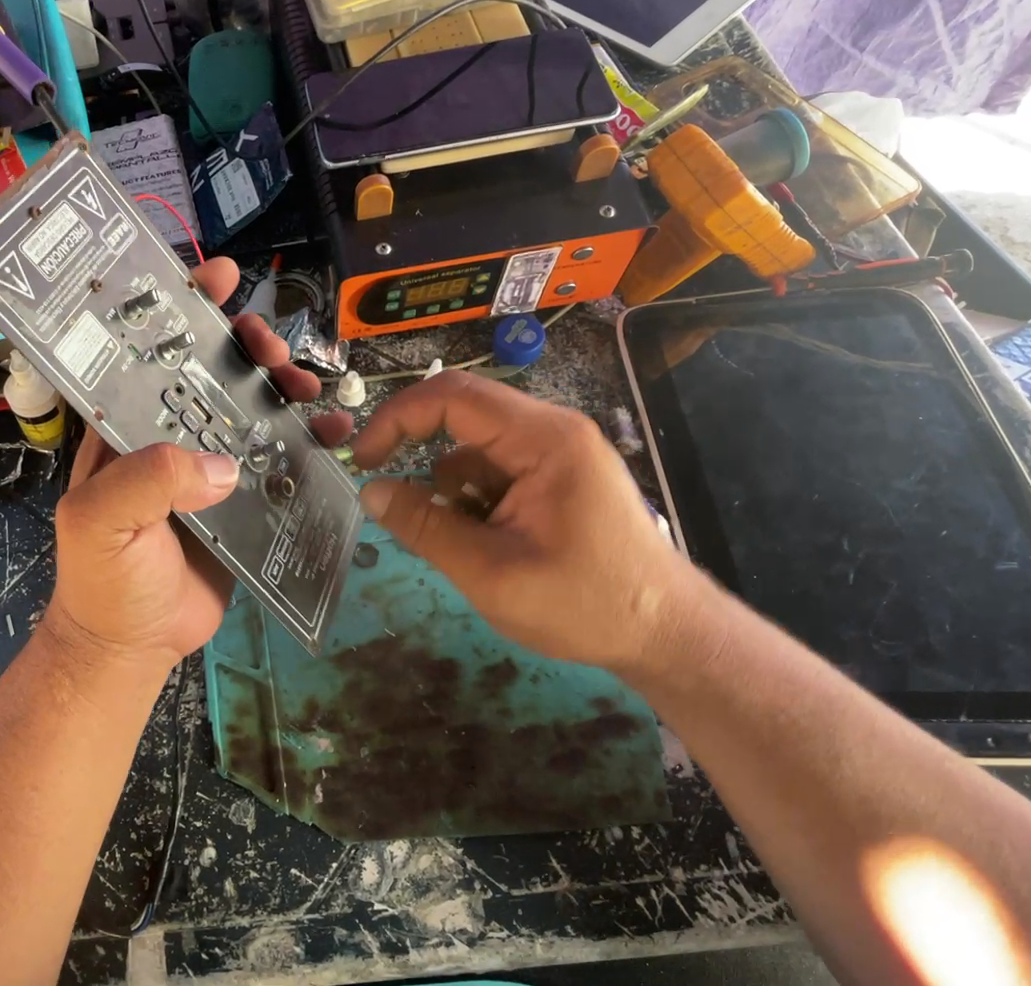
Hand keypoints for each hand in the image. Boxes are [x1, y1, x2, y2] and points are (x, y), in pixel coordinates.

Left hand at [44, 257, 350, 671]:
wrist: (133, 643)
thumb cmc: (103, 580)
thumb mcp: (100, 522)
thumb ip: (146, 482)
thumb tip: (221, 467)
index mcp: (127, 427)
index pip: (152, 351)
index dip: (183, 307)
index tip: (219, 276)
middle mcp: (171, 436)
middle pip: (215, 371)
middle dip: (248, 347)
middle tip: (272, 349)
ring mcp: (210, 467)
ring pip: (254, 409)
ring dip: (284, 388)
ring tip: (307, 389)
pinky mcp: (245, 502)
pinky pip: (281, 461)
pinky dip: (309, 443)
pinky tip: (333, 435)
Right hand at [349, 371, 715, 673]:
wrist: (667, 634)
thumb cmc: (585, 605)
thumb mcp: (491, 573)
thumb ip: (426, 527)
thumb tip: (372, 492)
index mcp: (543, 439)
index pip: (451, 396)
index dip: (396, 419)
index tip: (363, 461)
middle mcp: (551, 431)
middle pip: (461, 416)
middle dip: (417, 452)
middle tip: (387, 493)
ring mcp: (556, 454)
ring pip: (472, 450)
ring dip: (449, 489)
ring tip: (466, 546)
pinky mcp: (555, 479)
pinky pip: (493, 472)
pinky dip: (472, 501)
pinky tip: (486, 545)